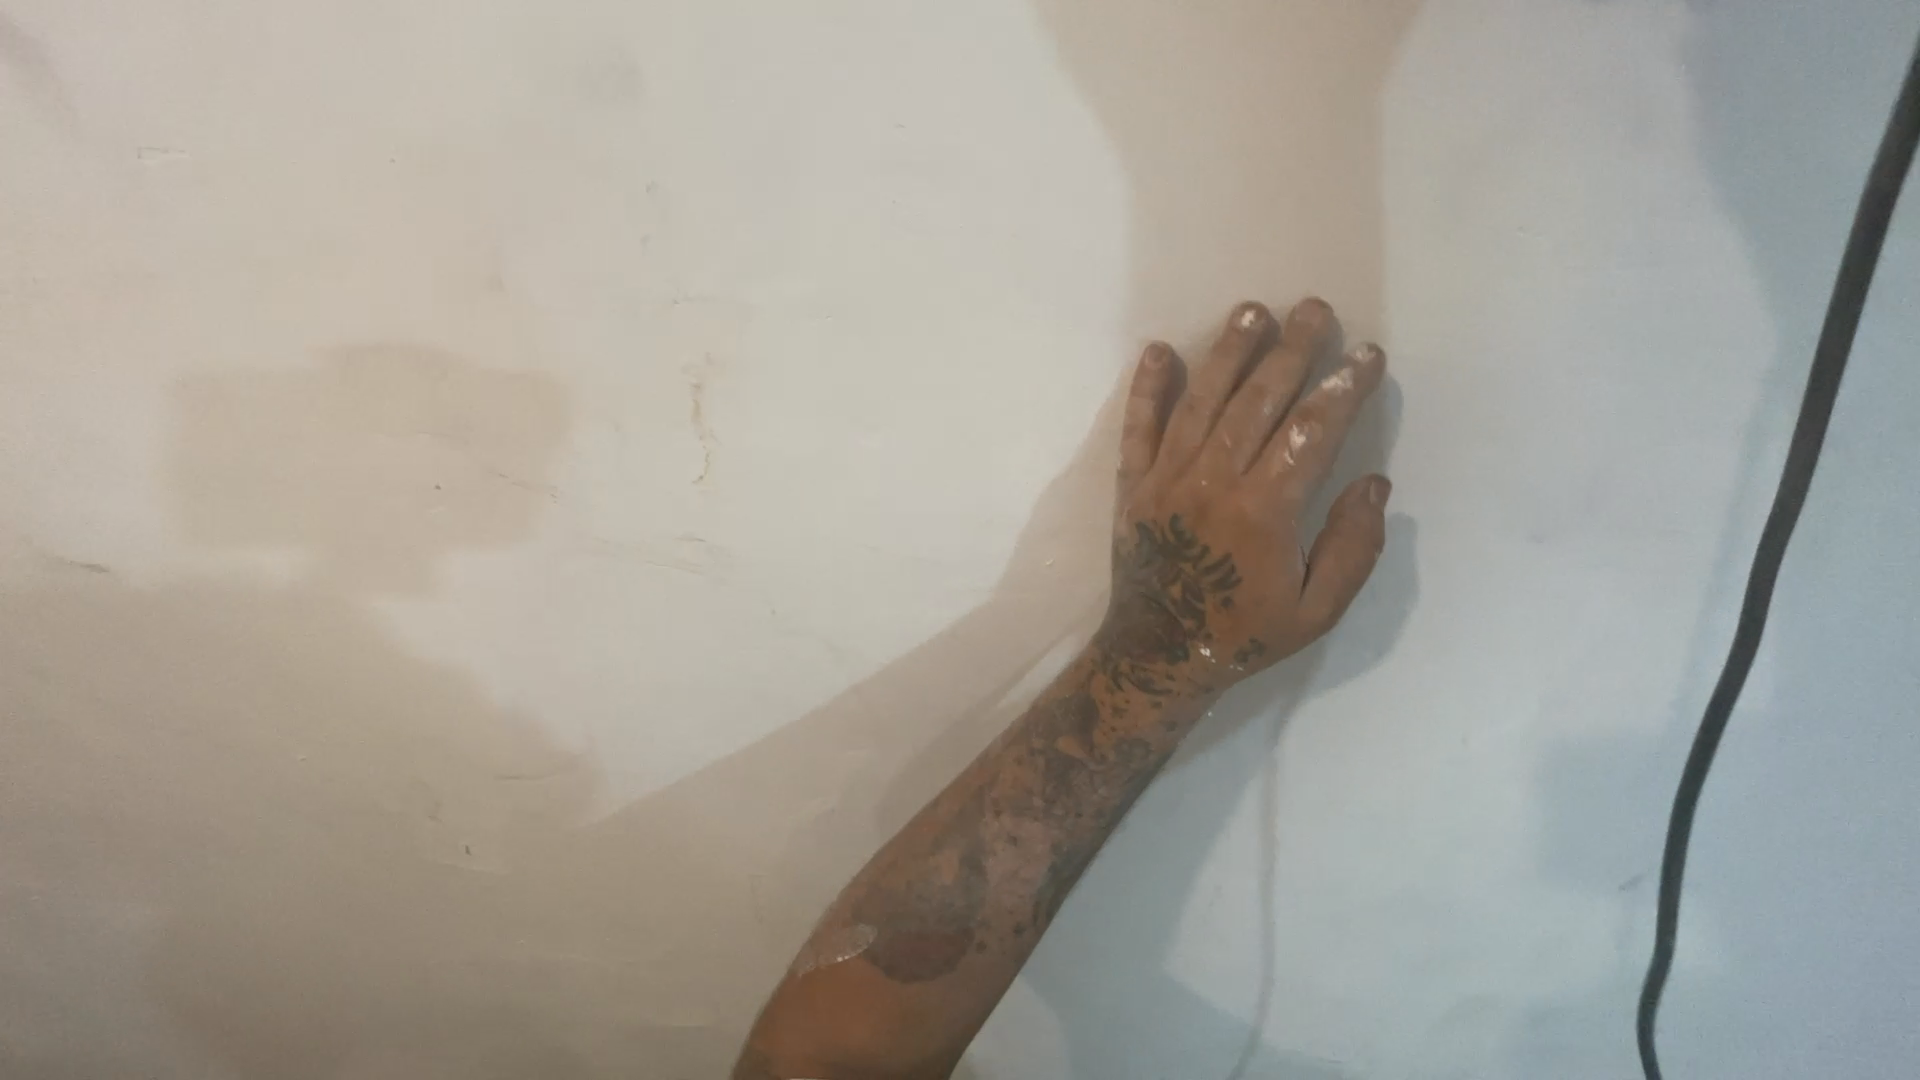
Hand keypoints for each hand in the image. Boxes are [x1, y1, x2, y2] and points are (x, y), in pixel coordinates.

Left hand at [1093, 299, 1389, 700]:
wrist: (1157, 655)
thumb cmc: (1242, 634)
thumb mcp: (1316, 612)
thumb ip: (1351, 549)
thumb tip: (1374, 484)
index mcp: (1265, 511)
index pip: (1312, 432)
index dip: (1342, 388)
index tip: (1365, 355)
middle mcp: (1213, 482)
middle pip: (1256, 402)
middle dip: (1289, 351)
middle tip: (1312, 309)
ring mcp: (1166, 479)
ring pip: (1199, 404)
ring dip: (1226, 354)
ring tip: (1250, 311)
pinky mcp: (1132, 486)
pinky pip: (1137, 430)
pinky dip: (1146, 390)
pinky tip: (1157, 351)